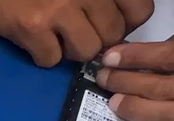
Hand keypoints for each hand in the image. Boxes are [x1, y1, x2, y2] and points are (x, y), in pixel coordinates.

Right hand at [0, 0, 151, 66]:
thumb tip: (123, 20)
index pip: (140, 12)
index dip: (126, 24)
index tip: (110, 24)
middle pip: (112, 36)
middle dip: (98, 40)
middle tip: (81, 33)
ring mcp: (61, 9)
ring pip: (86, 51)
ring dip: (73, 51)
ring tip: (60, 39)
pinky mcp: (33, 28)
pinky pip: (51, 60)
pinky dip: (45, 56)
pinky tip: (38, 41)